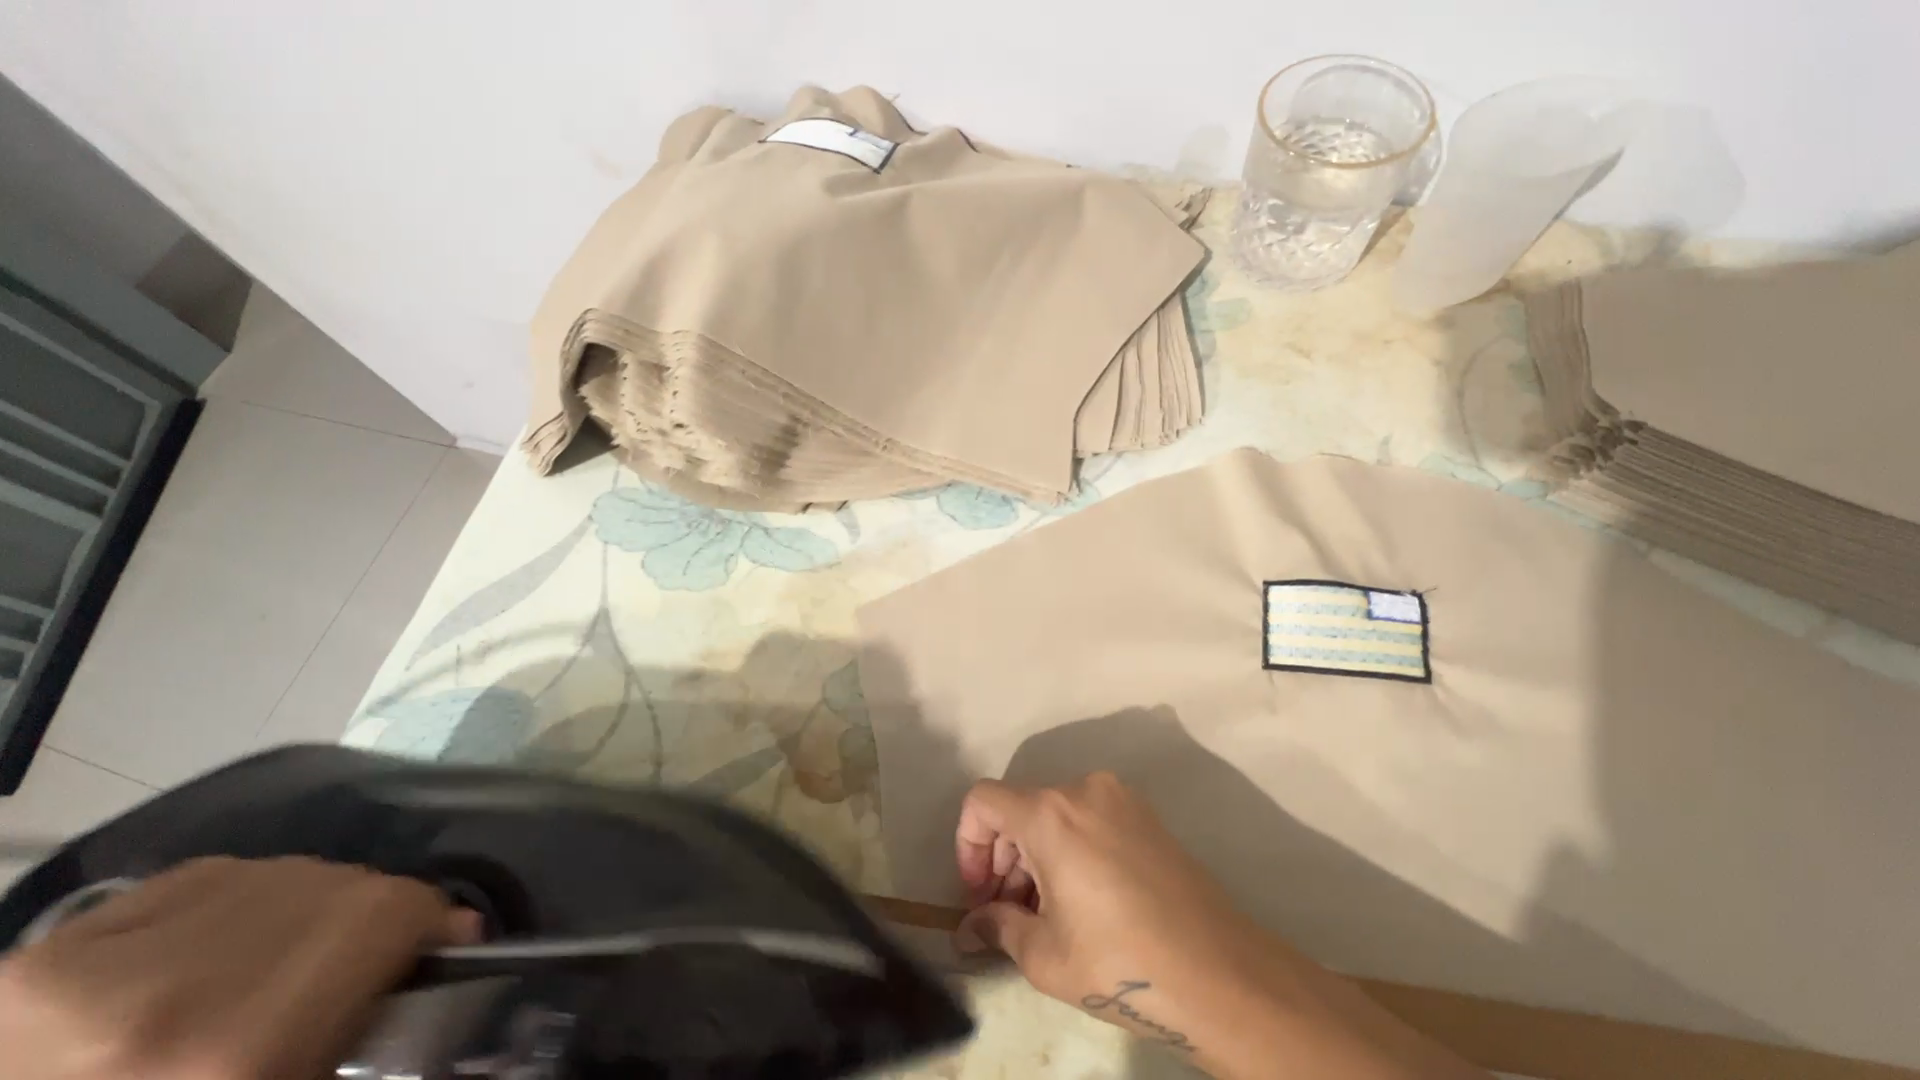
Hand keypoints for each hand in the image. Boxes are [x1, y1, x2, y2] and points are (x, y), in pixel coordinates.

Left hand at [0, 856, 479, 1079]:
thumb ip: (374, 1015)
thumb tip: (460, 933)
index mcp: (238, 1053)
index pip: (385, 910)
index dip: (432, 917)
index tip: (445, 940)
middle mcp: (162, 996)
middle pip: (331, 886)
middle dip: (365, 920)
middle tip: (363, 968)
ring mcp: (85, 969)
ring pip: (269, 873)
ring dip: (299, 910)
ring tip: (281, 968)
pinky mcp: (39, 956)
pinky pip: (196, 881)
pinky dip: (230, 907)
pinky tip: (217, 958)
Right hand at [954, 771, 1265, 1015]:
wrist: (1220, 973)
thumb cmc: (1121, 963)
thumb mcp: (1045, 955)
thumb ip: (997, 928)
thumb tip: (970, 928)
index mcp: (1051, 814)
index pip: (983, 801)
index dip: (967, 846)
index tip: (980, 895)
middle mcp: (1084, 790)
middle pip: (1019, 807)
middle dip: (1001, 858)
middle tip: (1007, 913)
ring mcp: (1122, 800)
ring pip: (1055, 814)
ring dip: (1035, 856)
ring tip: (1045, 914)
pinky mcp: (1148, 818)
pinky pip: (1088, 819)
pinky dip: (1070, 848)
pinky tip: (1082, 900)